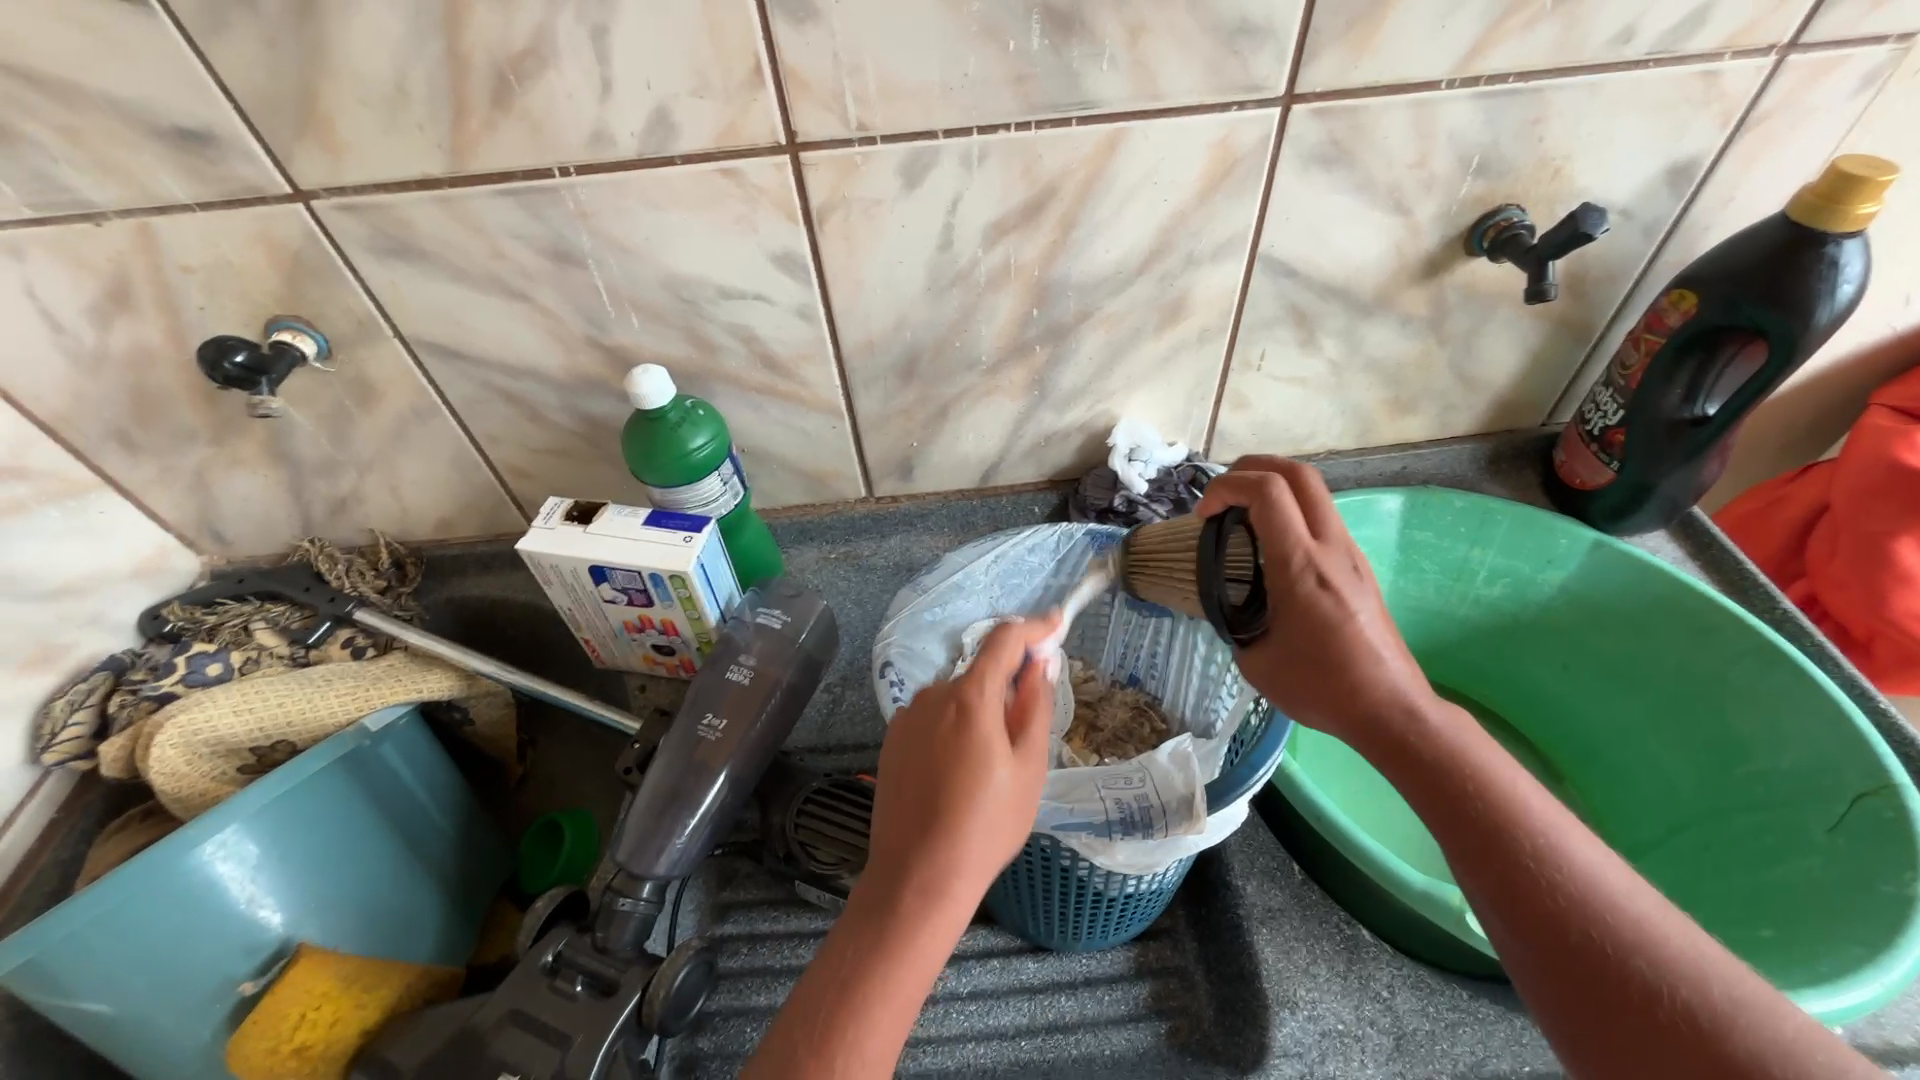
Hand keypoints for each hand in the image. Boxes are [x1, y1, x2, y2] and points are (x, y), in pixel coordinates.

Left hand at [865, 614, 1062, 903]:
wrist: (918, 876)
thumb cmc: (986, 826)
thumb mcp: (1029, 767)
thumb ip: (1035, 705)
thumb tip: (1041, 661)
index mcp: (969, 697)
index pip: (1004, 639)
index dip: (1034, 628)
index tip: (1056, 623)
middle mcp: (932, 695)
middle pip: (980, 673)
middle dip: (1007, 688)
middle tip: (1026, 737)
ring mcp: (907, 717)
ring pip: (957, 698)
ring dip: (979, 712)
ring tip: (989, 770)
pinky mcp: (892, 740)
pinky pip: (934, 718)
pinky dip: (954, 729)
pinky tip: (958, 775)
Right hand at [1195, 456, 1440, 749]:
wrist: (1391, 710)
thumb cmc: (1321, 688)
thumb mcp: (1255, 661)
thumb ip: (1235, 621)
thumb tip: (1229, 606)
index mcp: (1301, 566)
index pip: (1266, 491)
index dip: (1226, 488)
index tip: (1203, 517)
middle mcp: (1331, 548)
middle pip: (1297, 473)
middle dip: (1251, 468)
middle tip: (1220, 496)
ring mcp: (1350, 555)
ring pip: (1314, 492)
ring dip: (1272, 489)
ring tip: (1241, 517)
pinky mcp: (1359, 568)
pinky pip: (1321, 519)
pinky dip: (1289, 514)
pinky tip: (1269, 547)